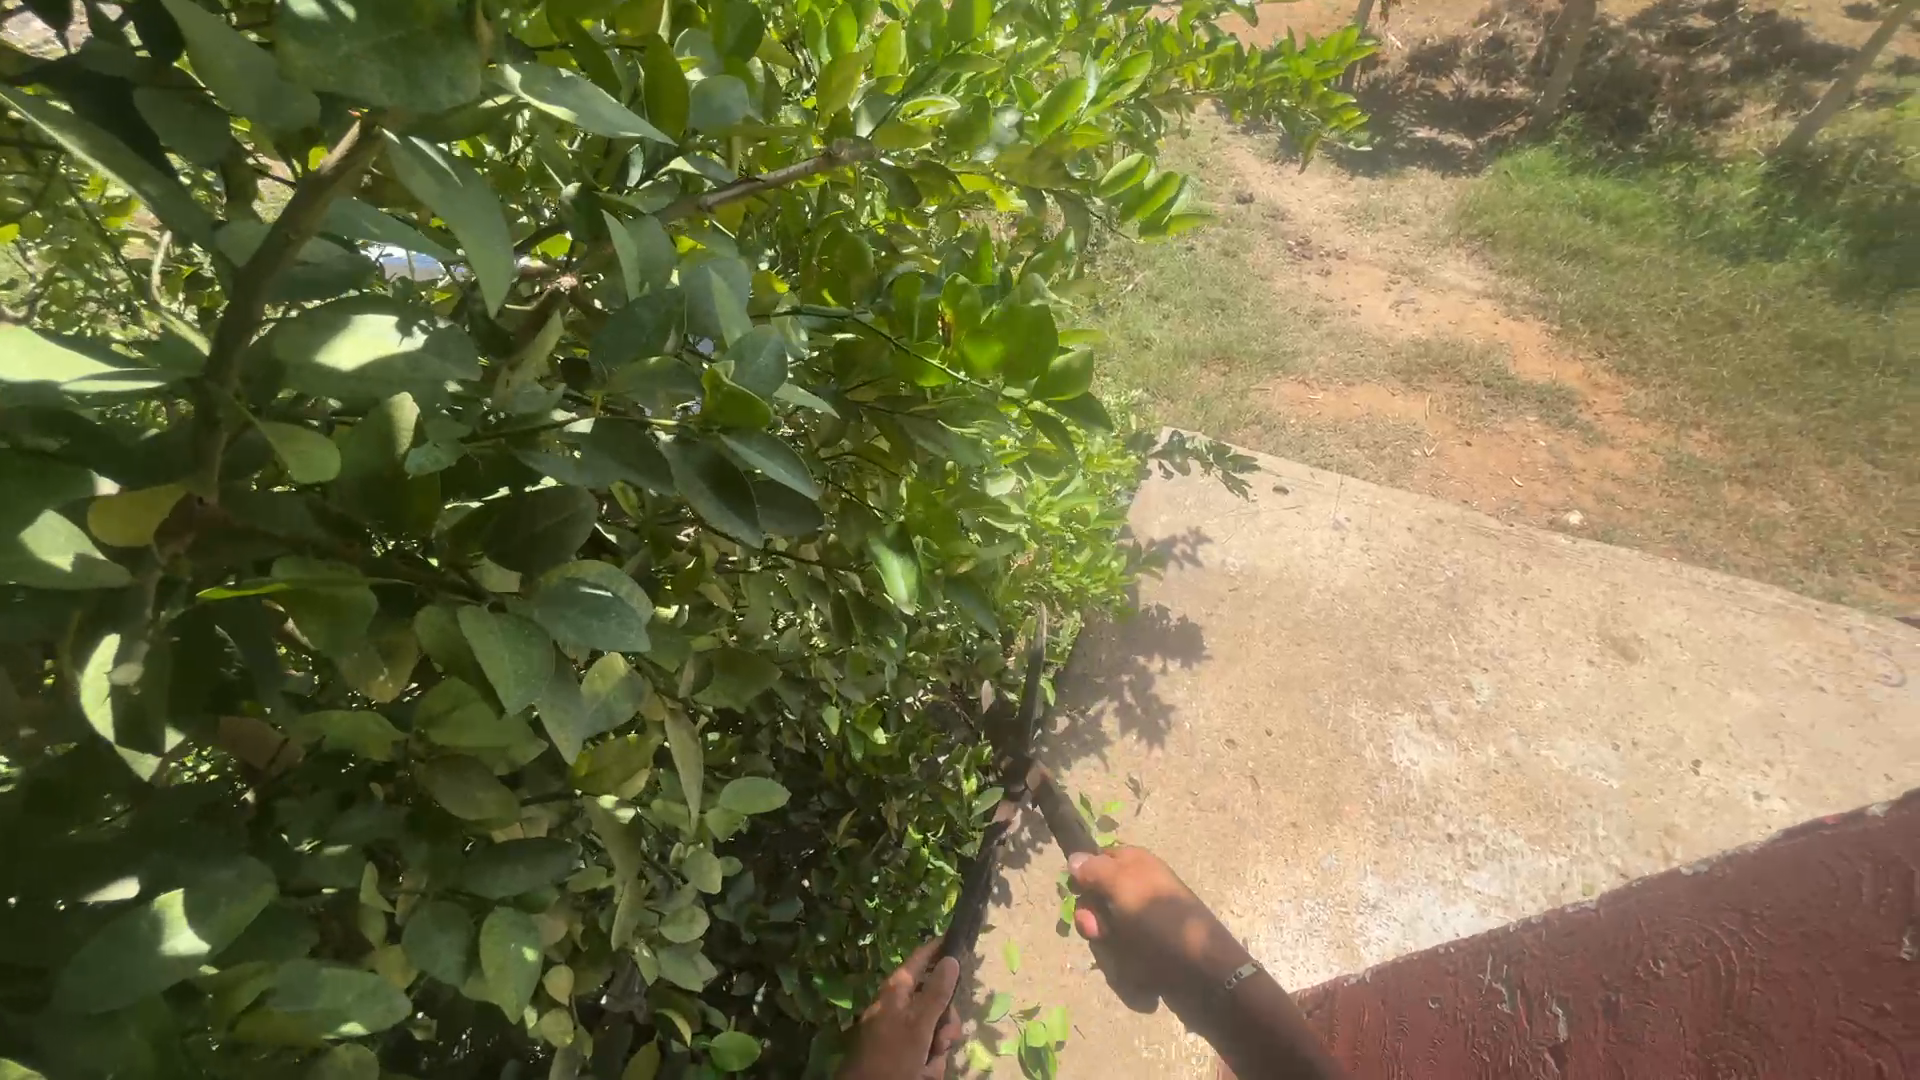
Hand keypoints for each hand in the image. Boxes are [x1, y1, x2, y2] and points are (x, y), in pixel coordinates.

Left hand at [837, 938, 963, 1079]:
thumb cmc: (892, 1054)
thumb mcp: (919, 1023)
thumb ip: (937, 992)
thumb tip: (951, 957)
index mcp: (898, 988)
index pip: (922, 957)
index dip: (940, 949)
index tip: (959, 942)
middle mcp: (899, 1003)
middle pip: (935, 1001)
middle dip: (945, 1025)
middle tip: (944, 1040)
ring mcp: (899, 1028)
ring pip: (934, 1031)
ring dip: (936, 1051)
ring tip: (926, 1067)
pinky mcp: (900, 1051)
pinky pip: (925, 1052)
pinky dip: (927, 1065)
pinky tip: (921, 1074)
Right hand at [1068, 845, 1249, 1001]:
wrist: (1205, 975)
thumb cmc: (1162, 922)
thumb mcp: (1123, 885)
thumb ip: (1094, 870)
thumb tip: (1074, 859)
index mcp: (1136, 865)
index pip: (1096, 862)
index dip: (1084, 880)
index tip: (1081, 894)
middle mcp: (1139, 892)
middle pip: (1097, 902)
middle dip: (1094, 921)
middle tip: (1101, 932)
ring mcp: (1145, 926)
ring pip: (1107, 935)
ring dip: (1110, 951)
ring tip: (1126, 962)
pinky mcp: (1150, 956)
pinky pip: (1123, 961)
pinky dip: (1127, 973)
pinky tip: (1140, 979)